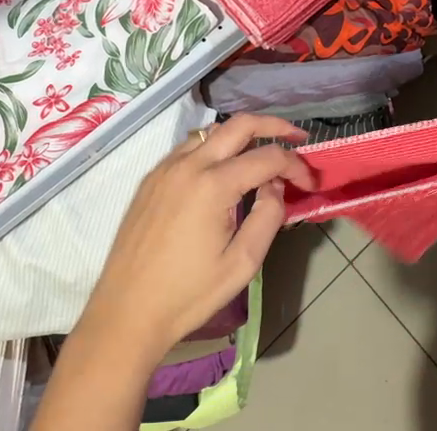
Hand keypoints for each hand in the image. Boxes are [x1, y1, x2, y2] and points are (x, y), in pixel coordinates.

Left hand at [74, 113, 316, 365]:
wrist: (127, 313)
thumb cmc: (189, 294)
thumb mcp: (242, 263)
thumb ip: (268, 216)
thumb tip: (274, 186)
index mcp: (213, 185)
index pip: (267, 157)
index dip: (295, 165)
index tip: (309, 182)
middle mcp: (189, 164)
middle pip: (240, 124)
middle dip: (274, 126)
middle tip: (297, 138)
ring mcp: (166, 168)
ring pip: (212, 132)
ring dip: (242, 135)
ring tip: (262, 153)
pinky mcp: (151, 178)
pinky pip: (190, 147)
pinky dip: (214, 148)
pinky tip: (223, 170)